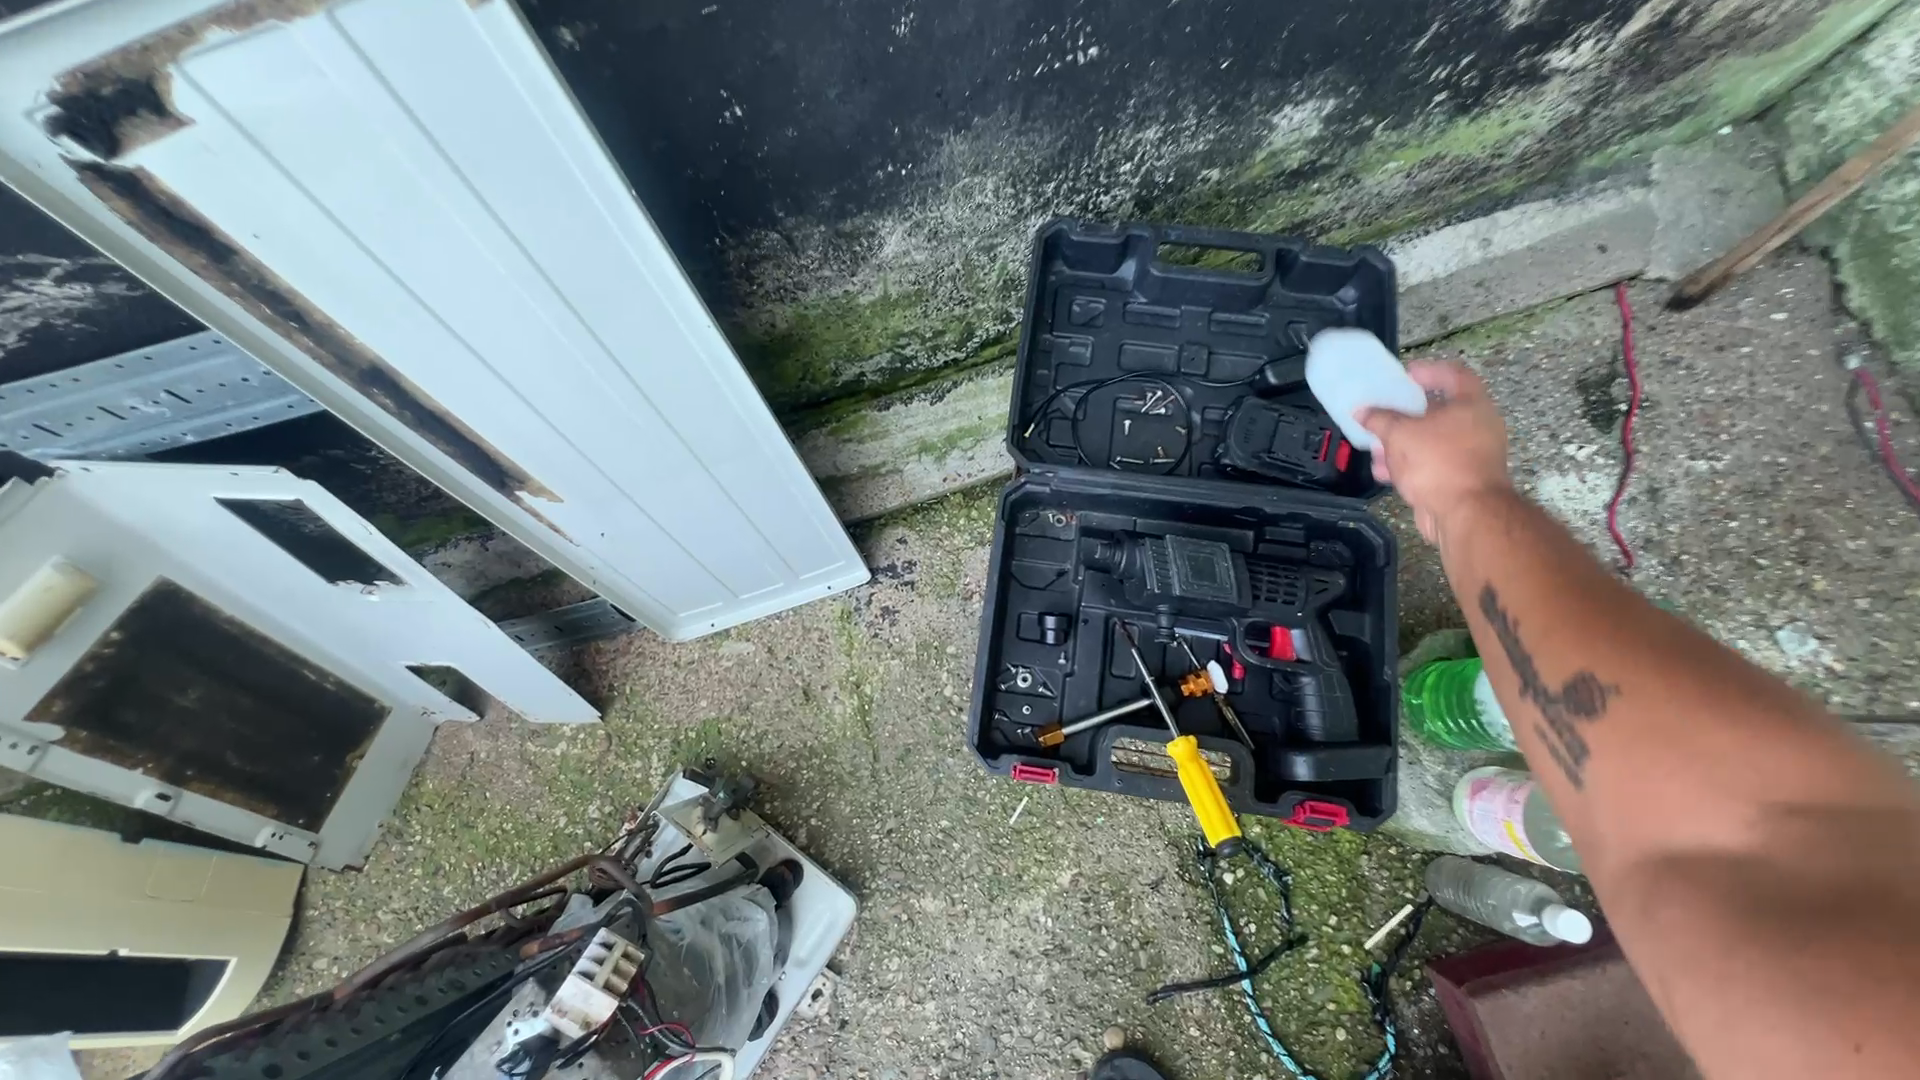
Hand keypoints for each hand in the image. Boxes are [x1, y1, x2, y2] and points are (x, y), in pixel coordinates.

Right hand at [1359, 359, 1513, 547]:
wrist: (1465, 512)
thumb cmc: (1438, 461)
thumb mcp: (1400, 434)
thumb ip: (1379, 419)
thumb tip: (1363, 411)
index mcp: (1471, 404)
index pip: (1453, 374)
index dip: (1428, 371)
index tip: (1404, 375)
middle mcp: (1476, 425)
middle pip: (1438, 410)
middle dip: (1405, 414)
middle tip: (1384, 413)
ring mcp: (1470, 453)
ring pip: (1430, 440)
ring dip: (1401, 443)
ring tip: (1377, 447)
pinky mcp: (1459, 478)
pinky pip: (1430, 463)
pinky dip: (1408, 465)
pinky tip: (1385, 472)